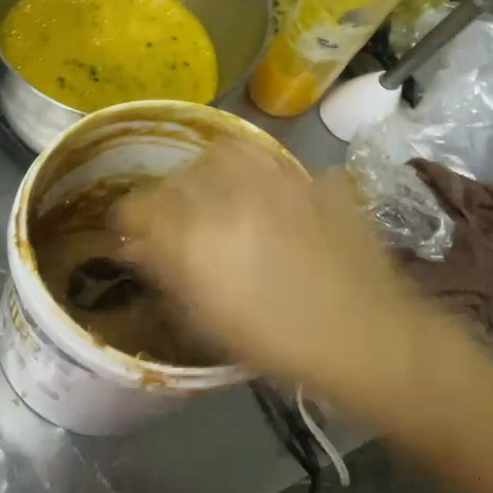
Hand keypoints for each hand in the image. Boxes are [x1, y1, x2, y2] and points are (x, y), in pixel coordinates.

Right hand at [114, 142, 446, 405]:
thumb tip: (137, 247)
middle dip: (167, 193)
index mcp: (194, 230)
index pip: (139, 204)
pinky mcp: (321, 184)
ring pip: (228, 152)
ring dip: (210, 171)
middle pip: (181, 173)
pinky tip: (266, 203)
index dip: (128, 218)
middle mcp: (232, 194)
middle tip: (169, 217)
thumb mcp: (204, 317)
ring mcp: (282, 182)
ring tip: (214, 195)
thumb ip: (166, 273)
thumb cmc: (273, 340)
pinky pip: (278, 168)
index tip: (128, 234)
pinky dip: (262, 180)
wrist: (364, 337)